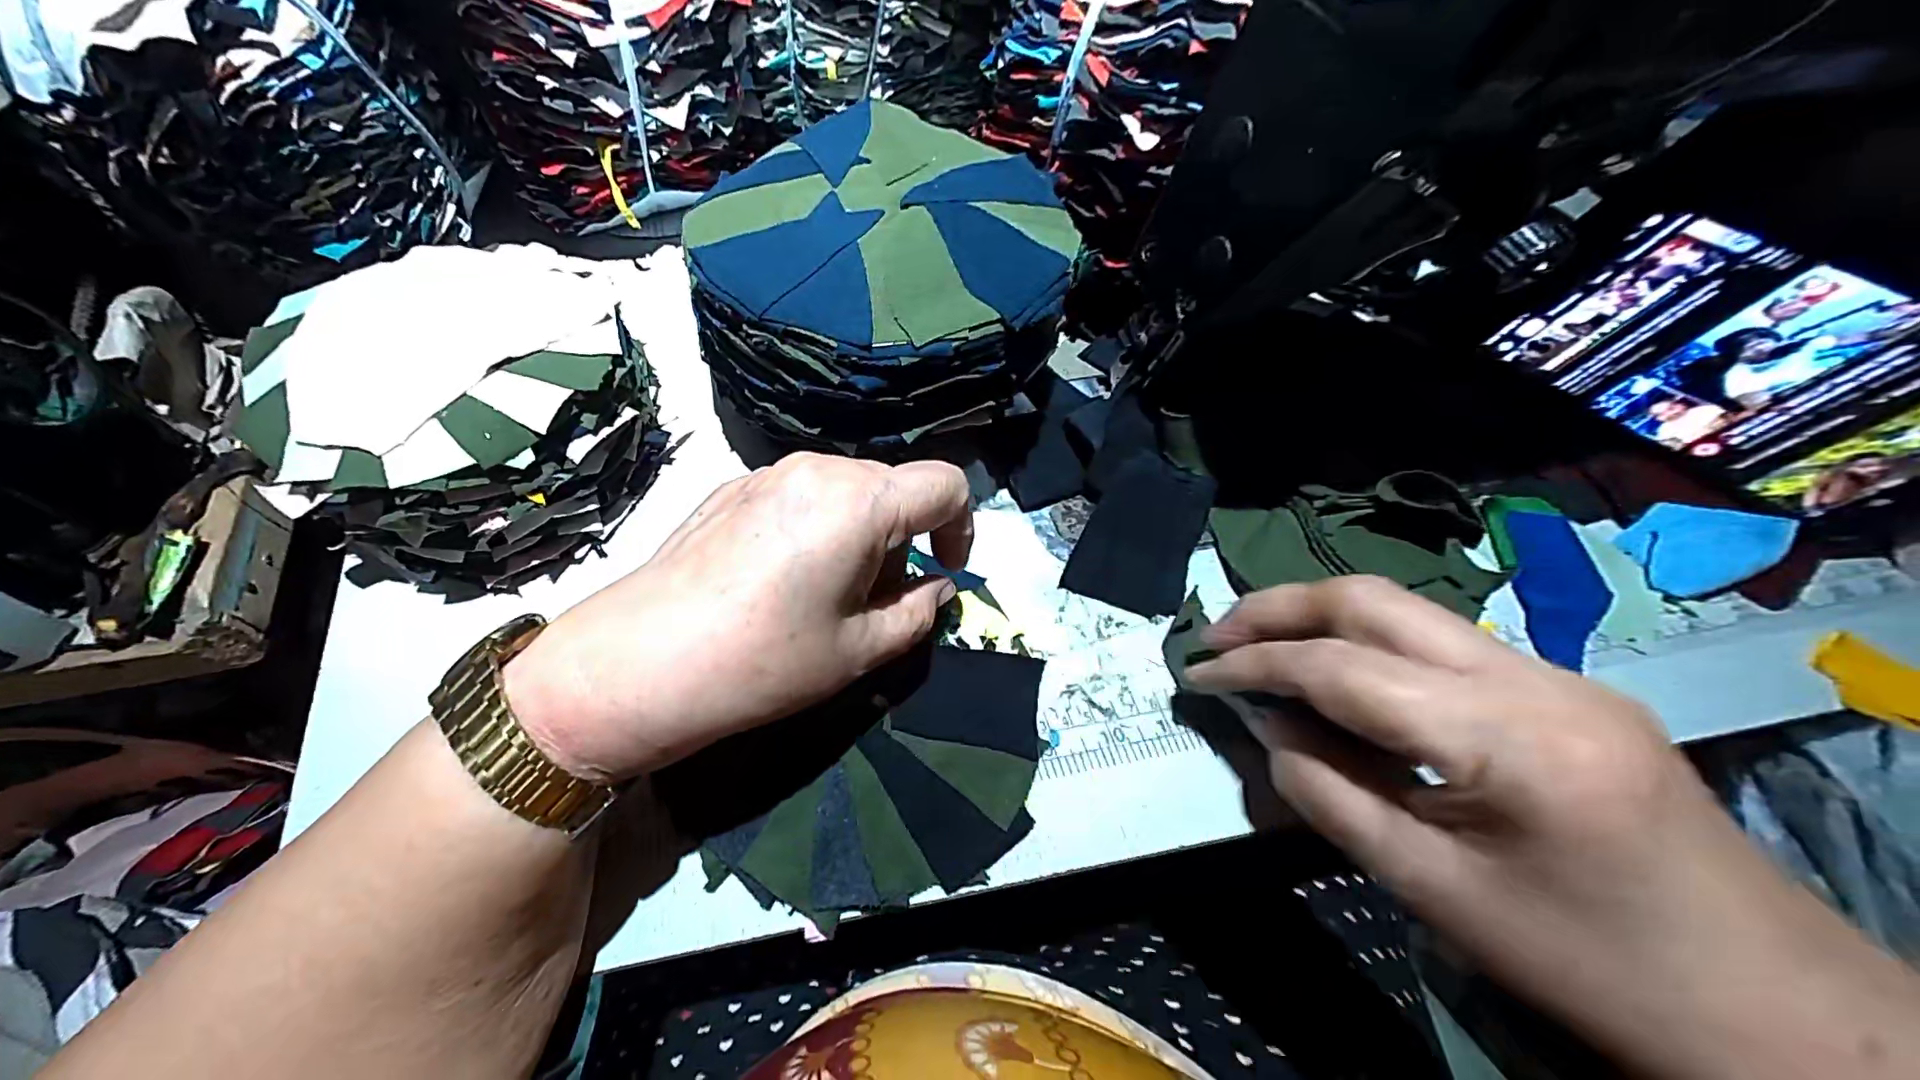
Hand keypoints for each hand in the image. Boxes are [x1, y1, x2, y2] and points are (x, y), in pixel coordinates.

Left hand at [502, 453, 972, 781]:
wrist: (634, 665)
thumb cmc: (761, 662)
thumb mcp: (859, 650)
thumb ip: (917, 613)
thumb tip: (936, 588)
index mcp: (858, 501)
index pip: (944, 485)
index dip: (962, 528)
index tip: (945, 570)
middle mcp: (816, 470)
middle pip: (893, 487)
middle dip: (906, 538)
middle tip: (879, 599)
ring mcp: (767, 473)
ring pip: (847, 490)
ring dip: (862, 534)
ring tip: (827, 594)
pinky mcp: (730, 488)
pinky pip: (802, 496)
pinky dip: (820, 528)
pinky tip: (781, 580)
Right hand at [1186, 576, 1919, 1079]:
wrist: (1779, 1011)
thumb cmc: (1591, 967)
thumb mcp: (1433, 892)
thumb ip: (1331, 795)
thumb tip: (1269, 728)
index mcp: (1507, 736)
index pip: (1344, 669)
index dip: (1255, 665)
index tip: (1195, 674)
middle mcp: (1534, 678)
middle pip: (1376, 601)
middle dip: (1280, 608)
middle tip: (1218, 636)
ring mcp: (1557, 676)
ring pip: (1408, 612)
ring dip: (1321, 620)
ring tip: (1259, 646)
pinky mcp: (1564, 692)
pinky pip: (1440, 648)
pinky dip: (1367, 650)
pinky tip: (1338, 681)